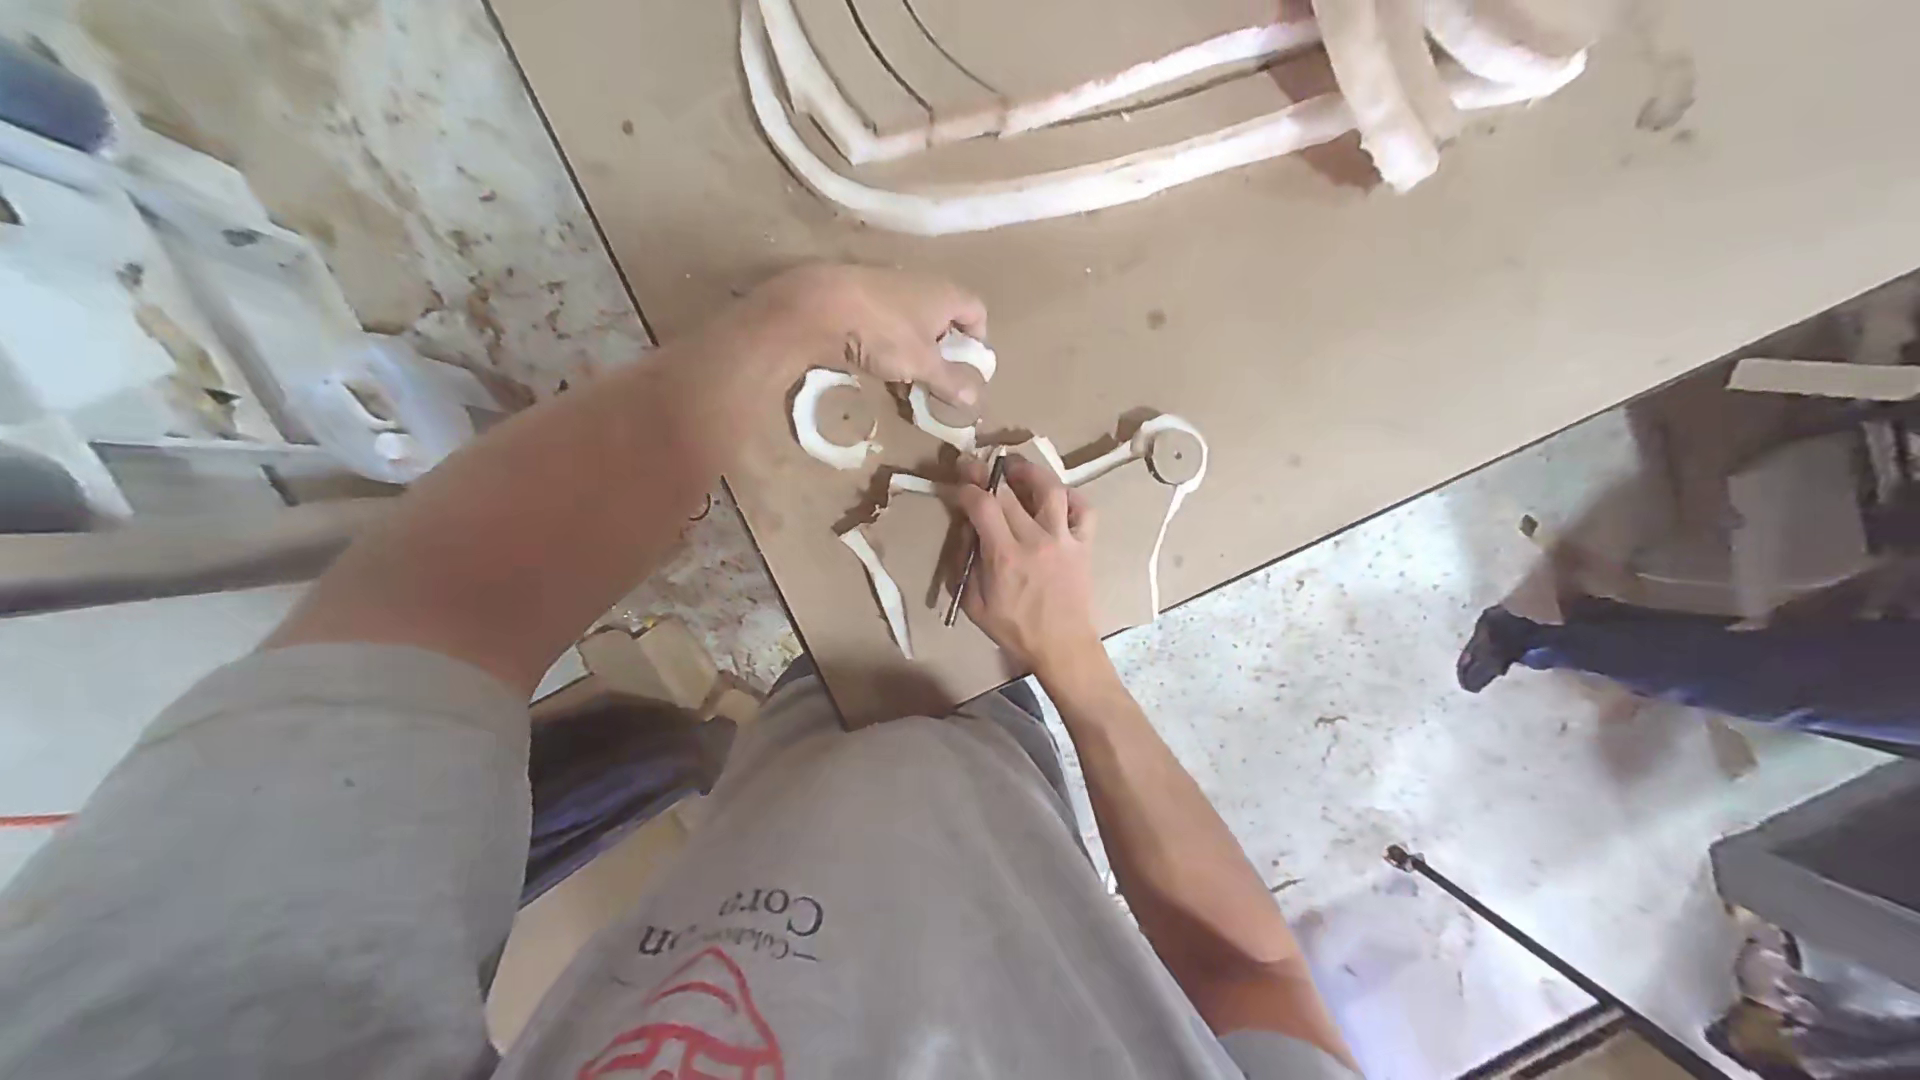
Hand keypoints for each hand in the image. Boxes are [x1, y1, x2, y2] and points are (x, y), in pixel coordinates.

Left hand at [750, 263, 988, 406]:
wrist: (821, 307)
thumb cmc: (885, 331)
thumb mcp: (923, 363)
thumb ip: (950, 380)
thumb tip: (974, 398)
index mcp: (947, 293)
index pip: (978, 311)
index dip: (979, 340)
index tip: (969, 367)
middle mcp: (923, 286)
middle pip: (946, 321)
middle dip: (945, 353)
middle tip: (940, 381)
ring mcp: (891, 292)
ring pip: (915, 327)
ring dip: (917, 356)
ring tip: (910, 384)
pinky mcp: (864, 302)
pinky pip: (889, 328)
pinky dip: (892, 350)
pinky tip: (882, 372)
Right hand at [952, 455, 1108, 680]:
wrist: (1063, 647)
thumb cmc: (1015, 630)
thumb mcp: (974, 604)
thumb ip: (964, 564)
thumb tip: (965, 531)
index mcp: (1005, 556)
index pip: (983, 504)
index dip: (968, 487)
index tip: (960, 484)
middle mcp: (1036, 539)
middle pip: (1011, 492)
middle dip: (989, 473)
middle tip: (978, 466)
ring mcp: (1065, 539)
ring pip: (1051, 489)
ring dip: (1031, 472)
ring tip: (1016, 468)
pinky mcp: (1085, 544)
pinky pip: (1084, 509)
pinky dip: (1070, 496)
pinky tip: (1056, 495)